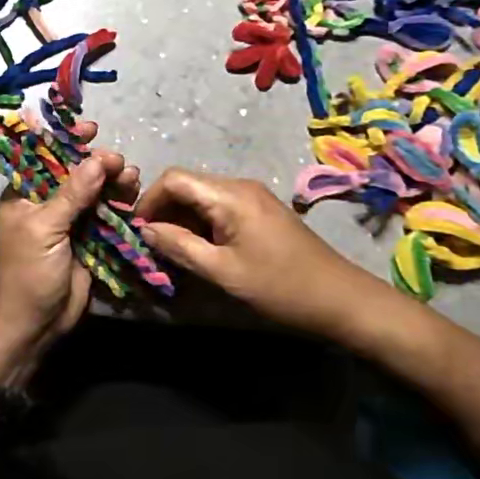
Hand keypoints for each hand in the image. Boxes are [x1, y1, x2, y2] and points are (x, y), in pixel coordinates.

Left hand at [0, 121, 137, 384]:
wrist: (34, 325)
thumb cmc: (27, 273)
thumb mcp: (44, 230)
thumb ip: (71, 195)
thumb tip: (96, 159)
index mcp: (24, 194)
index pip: (43, 155)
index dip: (65, 139)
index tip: (90, 128)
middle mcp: (46, 202)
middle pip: (75, 171)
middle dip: (97, 162)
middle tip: (118, 163)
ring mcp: (68, 220)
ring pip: (94, 191)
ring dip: (113, 181)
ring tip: (131, 177)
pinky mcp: (88, 238)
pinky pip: (105, 214)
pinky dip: (119, 204)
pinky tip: (133, 196)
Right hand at [133, 168, 409, 345]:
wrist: (342, 299)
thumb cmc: (279, 287)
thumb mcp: (222, 271)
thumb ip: (179, 246)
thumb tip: (145, 229)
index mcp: (229, 195)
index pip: (173, 178)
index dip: (149, 200)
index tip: (137, 230)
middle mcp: (239, 186)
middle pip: (186, 185)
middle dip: (163, 210)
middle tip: (152, 244)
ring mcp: (252, 197)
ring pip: (201, 196)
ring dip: (181, 219)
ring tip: (172, 250)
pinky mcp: (260, 211)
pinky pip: (218, 207)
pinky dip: (201, 223)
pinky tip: (200, 249)